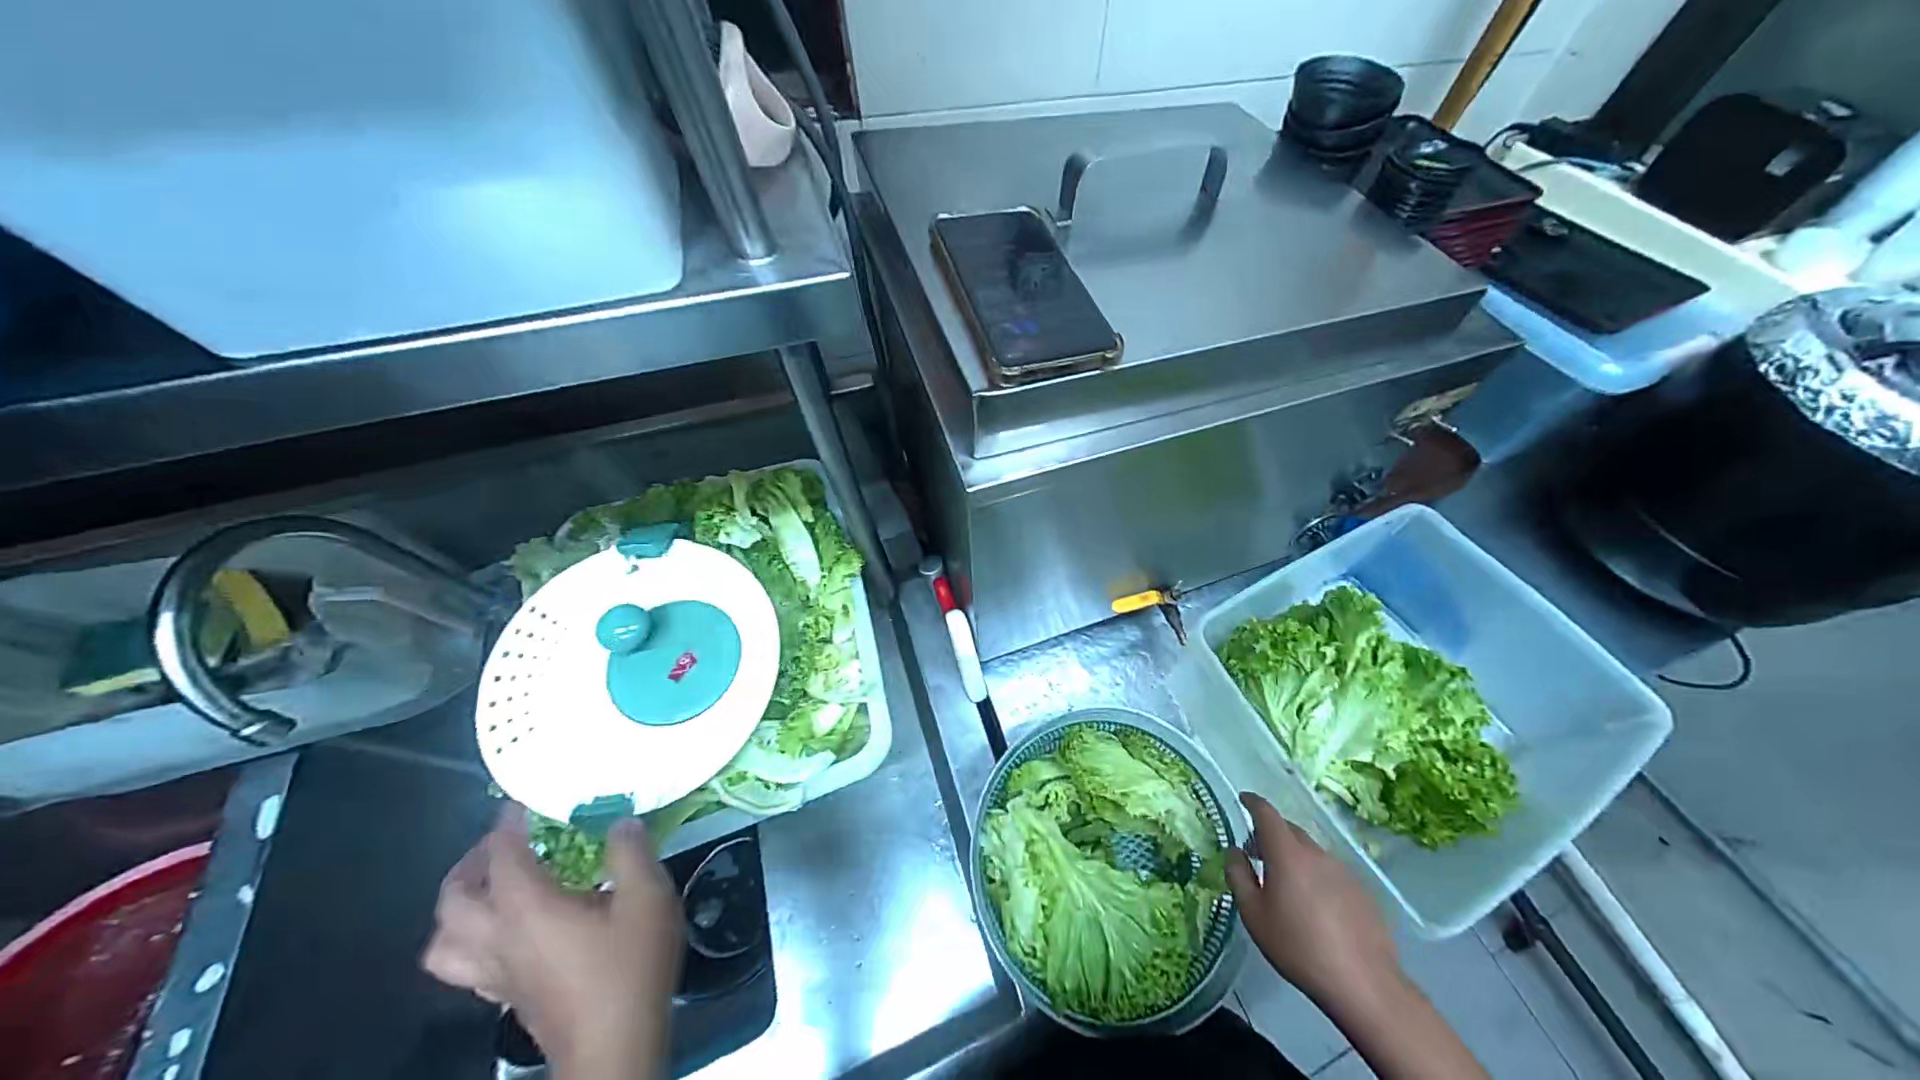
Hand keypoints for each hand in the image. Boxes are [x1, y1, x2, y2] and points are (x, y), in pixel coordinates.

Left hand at [422, 805, 682, 1079]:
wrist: (615, 1047)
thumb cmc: (628, 967)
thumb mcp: (648, 898)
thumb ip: (632, 853)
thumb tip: (620, 823)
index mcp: (527, 910)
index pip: (502, 858)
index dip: (507, 825)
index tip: (521, 803)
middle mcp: (499, 940)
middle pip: (453, 901)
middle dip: (469, 865)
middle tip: (501, 844)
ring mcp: (497, 974)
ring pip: (443, 942)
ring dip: (457, 909)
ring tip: (489, 888)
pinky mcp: (506, 996)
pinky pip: (465, 966)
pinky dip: (471, 941)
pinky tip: (507, 933)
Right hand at [1226, 792, 1487, 1079]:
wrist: (1363, 983)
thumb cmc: (1298, 947)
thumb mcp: (1254, 915)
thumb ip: (1239, 877)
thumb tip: (1234, 851)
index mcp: (1287, 854)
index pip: (1267, 814)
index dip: (1253, 803)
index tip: (1243, 799)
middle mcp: (1316, 853)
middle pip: (1290, 830)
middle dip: (1270, 833)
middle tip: (1256, 852)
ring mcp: (1343, 871)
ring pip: (1311, 851)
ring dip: (1293, 855)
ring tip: (1284, 882)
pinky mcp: (1362, 891)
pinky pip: (1330, 871)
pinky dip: (1315, 874)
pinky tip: (1313, 904)